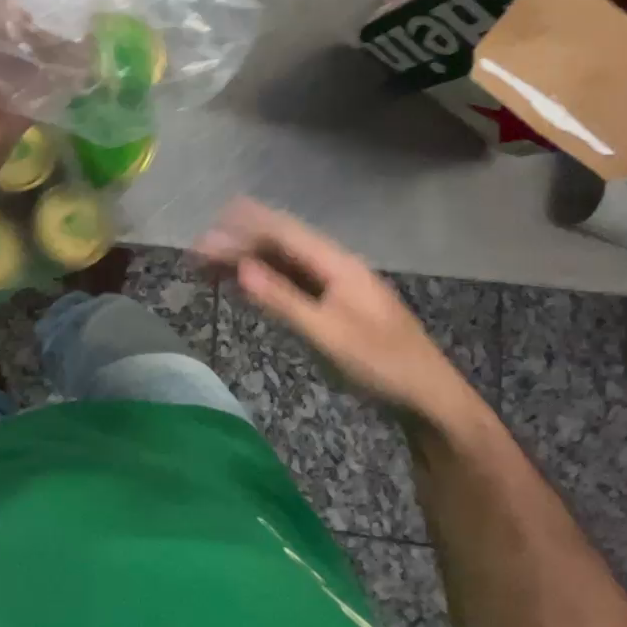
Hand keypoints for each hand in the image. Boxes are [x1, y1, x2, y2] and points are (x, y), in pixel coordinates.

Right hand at [196, 198, 475, 422]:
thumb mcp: (328, 335)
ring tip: (208, 264)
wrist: (429, 400)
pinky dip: (261, 279)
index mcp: (339, 267)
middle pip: (280, 245)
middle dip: (238, 243)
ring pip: (283, 263)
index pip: (284, 234)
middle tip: (197, 252)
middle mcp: (335, 269)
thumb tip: (240, 268)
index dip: (245, 226)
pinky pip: (290, 282)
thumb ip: (282, 300)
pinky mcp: (332, 307)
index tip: (208, 226)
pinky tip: (241, 283)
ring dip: (246, 260)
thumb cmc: (382, 366)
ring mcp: (335, 288)